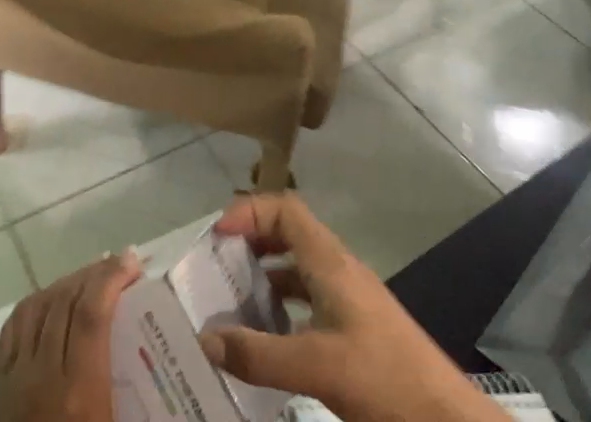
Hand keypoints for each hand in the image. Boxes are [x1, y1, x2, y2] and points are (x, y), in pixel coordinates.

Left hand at [0, 251, 143, 421]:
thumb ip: (135, 393)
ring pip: (35, 307)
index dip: (110, 280)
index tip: (131, 260)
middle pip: (63, 303)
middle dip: (92, 274)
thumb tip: (159, 366)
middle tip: (116, 262)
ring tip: (87, 276)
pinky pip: (13, 327)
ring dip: (63, 283)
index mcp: (80, 390)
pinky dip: (33, 303)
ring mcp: (16, 373)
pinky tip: (48, 299)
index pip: (91, 317)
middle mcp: (44, 372)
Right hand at [199, 194, 506, 421]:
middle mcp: (340, 273)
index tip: (218, 239)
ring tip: (231, 306)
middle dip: (250, 245)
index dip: (249, 213)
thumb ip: (257, 353)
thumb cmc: (385, 379)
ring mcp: (351, 303)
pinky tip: (265, 341)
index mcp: (332, 265)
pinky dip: (281, 311)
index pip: (286, 210)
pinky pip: (308, 304)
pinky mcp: (357, 331)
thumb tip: (205, 340)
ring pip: (297, 273)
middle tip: (217, 270)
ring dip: (263, 281)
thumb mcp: (315, 367)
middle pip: (289, 236)